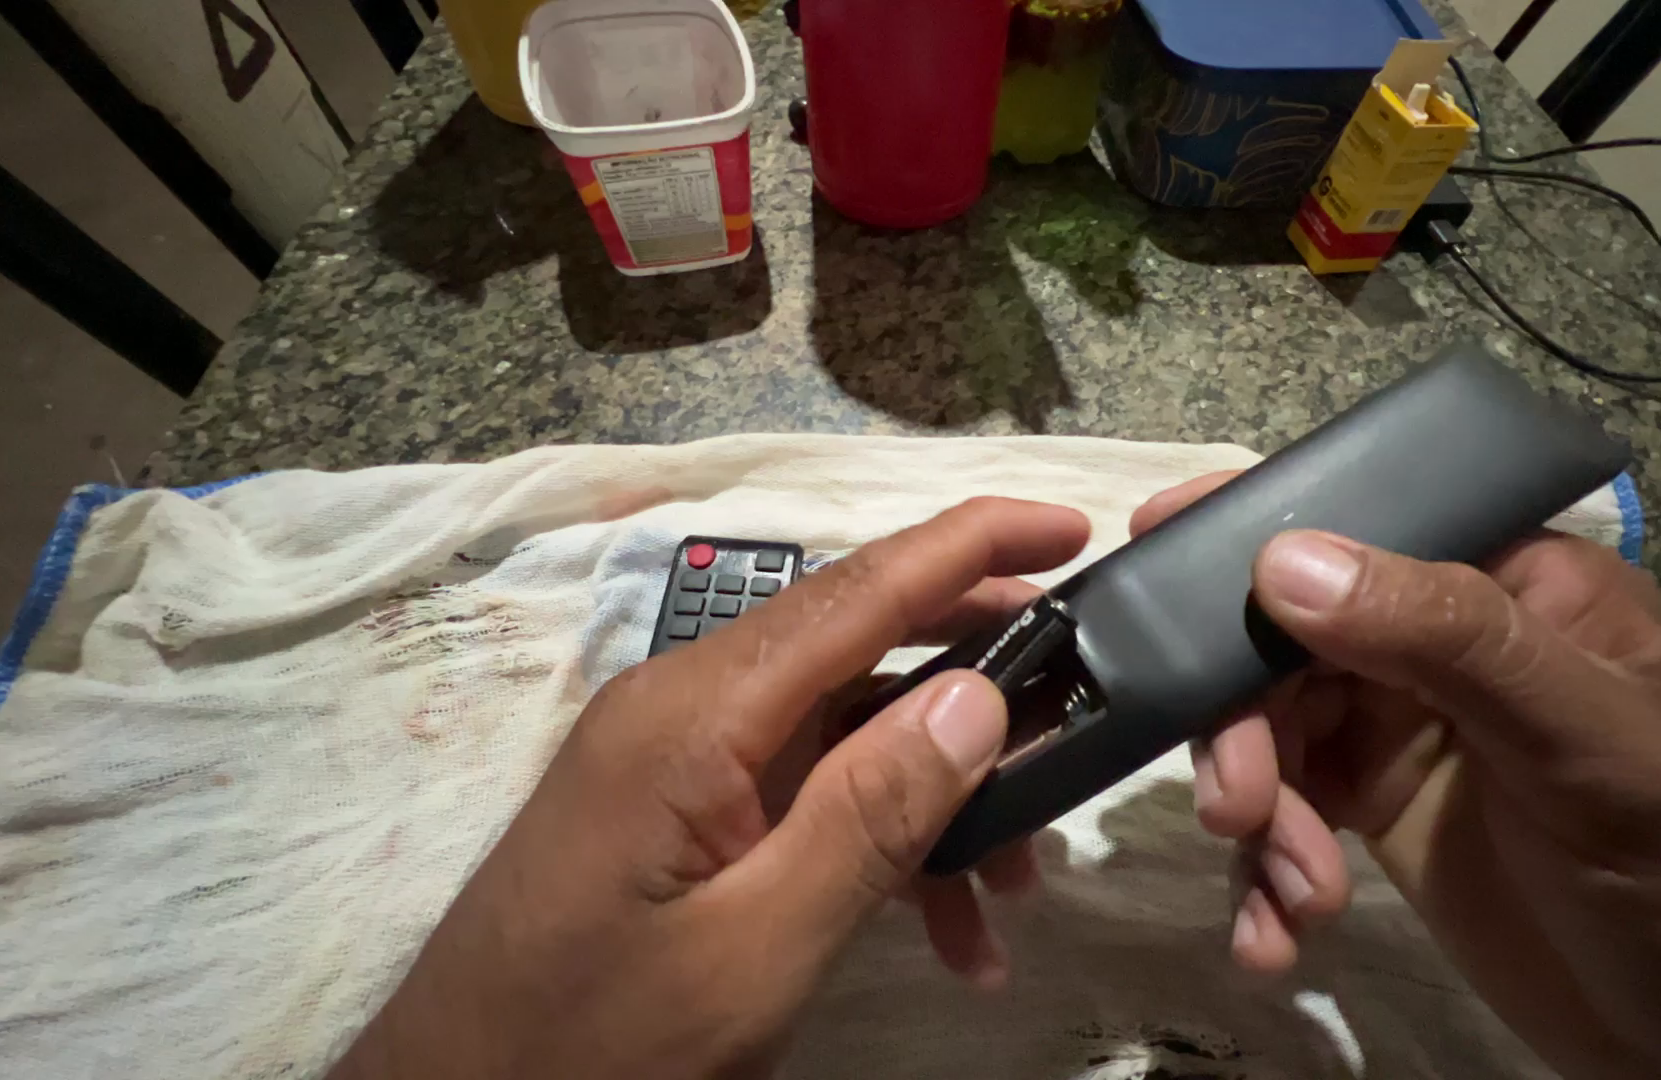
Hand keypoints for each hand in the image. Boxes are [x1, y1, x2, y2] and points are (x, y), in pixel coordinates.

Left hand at [329, 498, 1088, 1079]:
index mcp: (701, 709)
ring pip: (852, 724)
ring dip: (939, 784)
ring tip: (1017, 875)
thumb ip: (868, 818)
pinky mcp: (700, 798)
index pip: (862, 590)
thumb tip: (975, 699)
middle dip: (974, 650)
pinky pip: (815, 783)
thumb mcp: (753, 950)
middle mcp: (698, 700)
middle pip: (865, 638)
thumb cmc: (593, 1045)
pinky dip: (886, 832)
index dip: (972, 543)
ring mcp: (697, 749)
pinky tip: (942, 919)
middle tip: (1066, 670)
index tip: (1064, 525)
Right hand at [1135, 472, 1660, 1079]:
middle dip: (1238, 727)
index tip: (1151, 540)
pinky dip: (1261, 869)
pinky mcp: (1355, 800)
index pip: (1347, 525)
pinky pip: (1272, 809)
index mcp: (1487, 584)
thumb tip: (1281, 562)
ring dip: (1254, 814)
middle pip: (1274, 645)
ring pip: (1257, 730)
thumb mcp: (1586, 741)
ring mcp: (1380, 720)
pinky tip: (1275, 930)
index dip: (1242, 526)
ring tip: (1292, 894)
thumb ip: (1442, 637)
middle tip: (1233, 807)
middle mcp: (1419, 641)